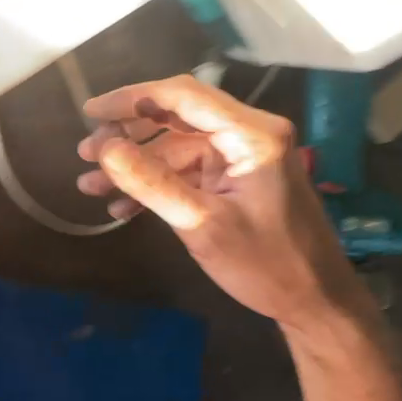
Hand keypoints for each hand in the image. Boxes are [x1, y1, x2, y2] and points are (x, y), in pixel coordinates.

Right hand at [75, 75, 369, 332]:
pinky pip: (185, 169)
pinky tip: (120, 206)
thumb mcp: (203, 226)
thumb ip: (152, 183)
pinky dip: (154, 183)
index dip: (131, 99)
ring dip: (134, 163)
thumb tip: (104, 149)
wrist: (316, 304)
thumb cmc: (267, 265)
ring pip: (174, 145)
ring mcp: (240, 155)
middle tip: (85, 152)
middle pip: (175, 115)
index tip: (91, 111)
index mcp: (251, 133)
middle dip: (128, 133)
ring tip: (91, 184)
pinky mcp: (234, 177)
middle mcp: (248, 132)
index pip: (182, 96)